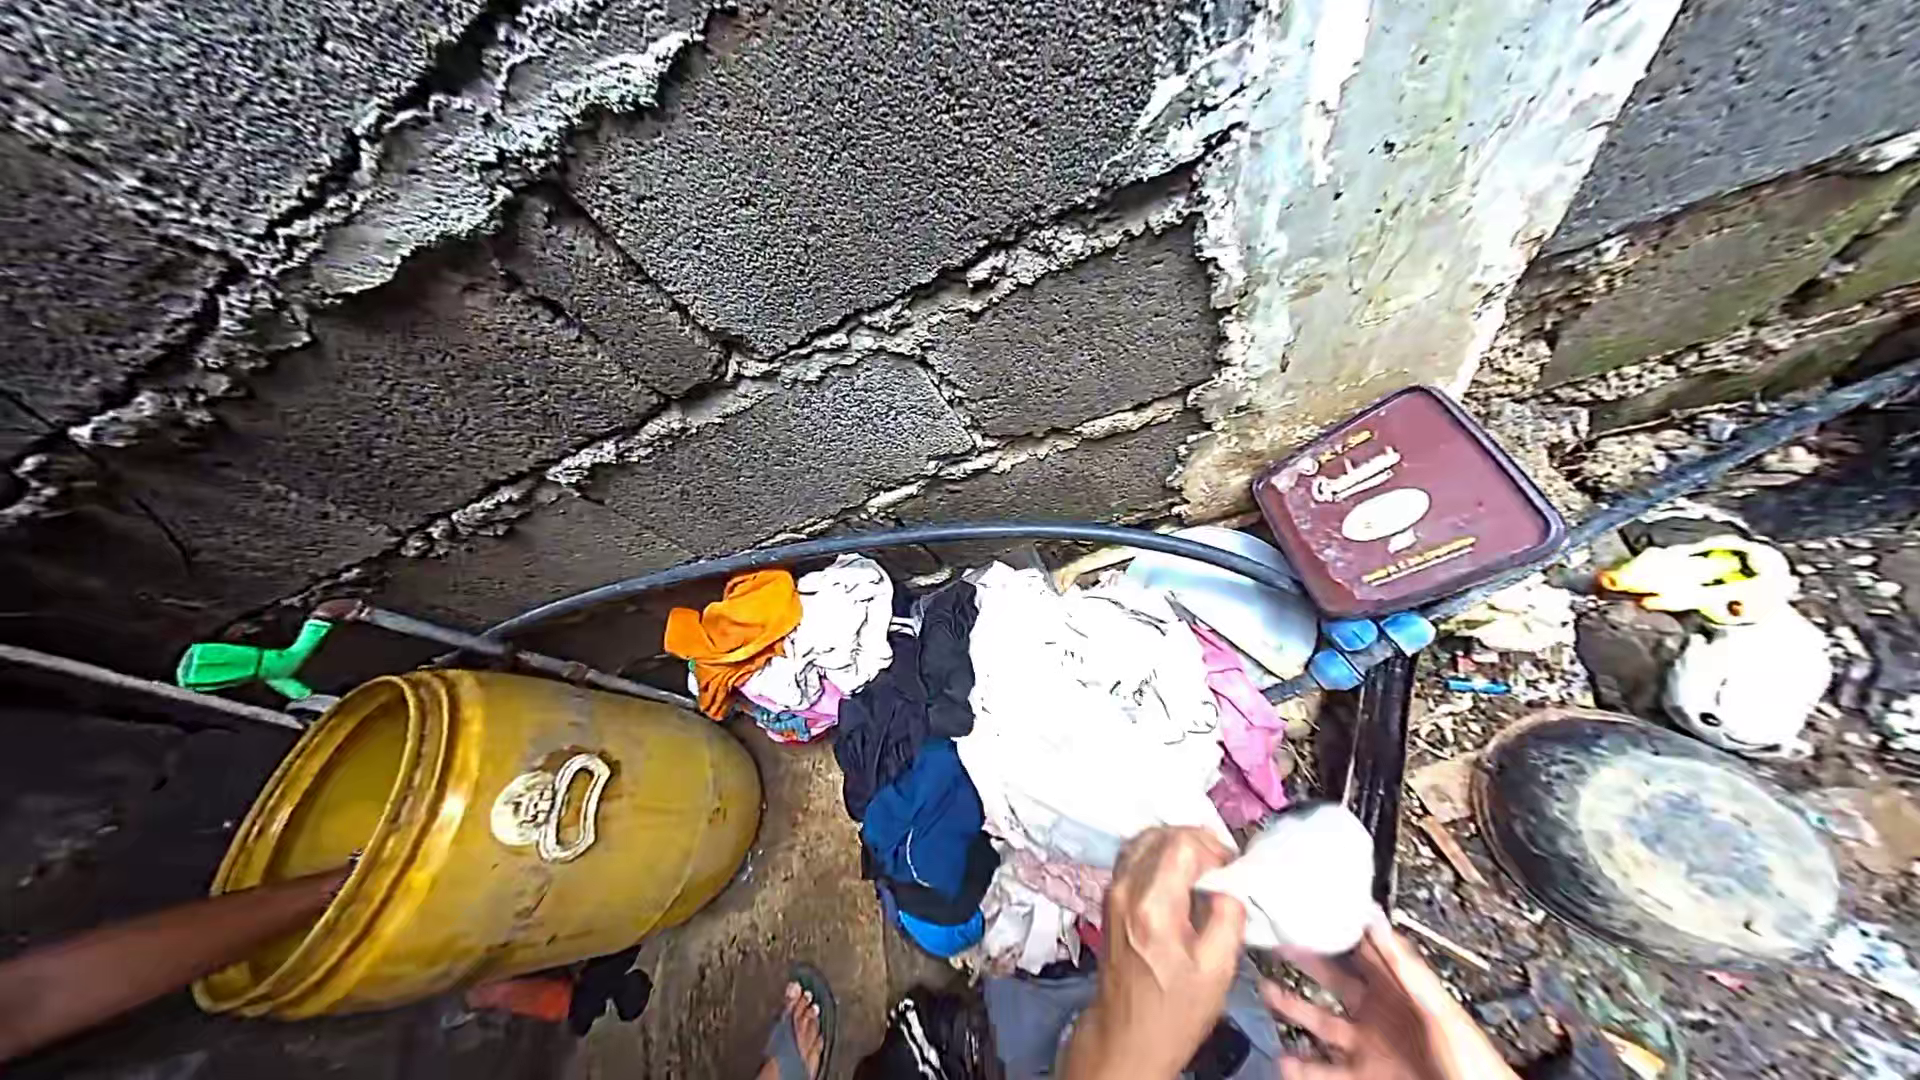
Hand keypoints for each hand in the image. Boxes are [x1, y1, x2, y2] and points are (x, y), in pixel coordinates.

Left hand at [1061, 827, 1246, 1079]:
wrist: (1126, 1032)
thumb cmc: (1174, 1010)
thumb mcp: (1216, 972)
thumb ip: (1227, 919)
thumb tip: (1229, 885)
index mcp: (1153, 906)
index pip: (1181, 845)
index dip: (1211, 847)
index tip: (1232, 867)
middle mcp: (1126, 887)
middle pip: (1161, 835)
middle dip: (1196, 841)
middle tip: (1222, 863)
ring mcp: (1113, 887)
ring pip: (1144, 838)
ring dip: (1175, 842)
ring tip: (1203, 864)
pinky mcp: (1109, 893)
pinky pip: (1133, 853)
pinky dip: (1157, 850)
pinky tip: (1177, 869)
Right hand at [1264, 920, 1518, 1079]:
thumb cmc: (1477, 1069)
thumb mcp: (1442, 1012)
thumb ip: (1406, 967)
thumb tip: (1376, 917)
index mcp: (1398, 993)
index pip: (1358, 949)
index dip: (1331, 925)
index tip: (1301, 902)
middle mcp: (1378, 1015)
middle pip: (1330, 978)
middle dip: (1300, 958)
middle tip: (1270, 935)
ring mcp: (1369, 1049)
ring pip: (1318, 1020)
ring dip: (1290, 1006)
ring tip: (1262, 990)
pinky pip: (1323, 1070)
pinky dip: (1298, 1065)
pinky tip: (1281, 1058)